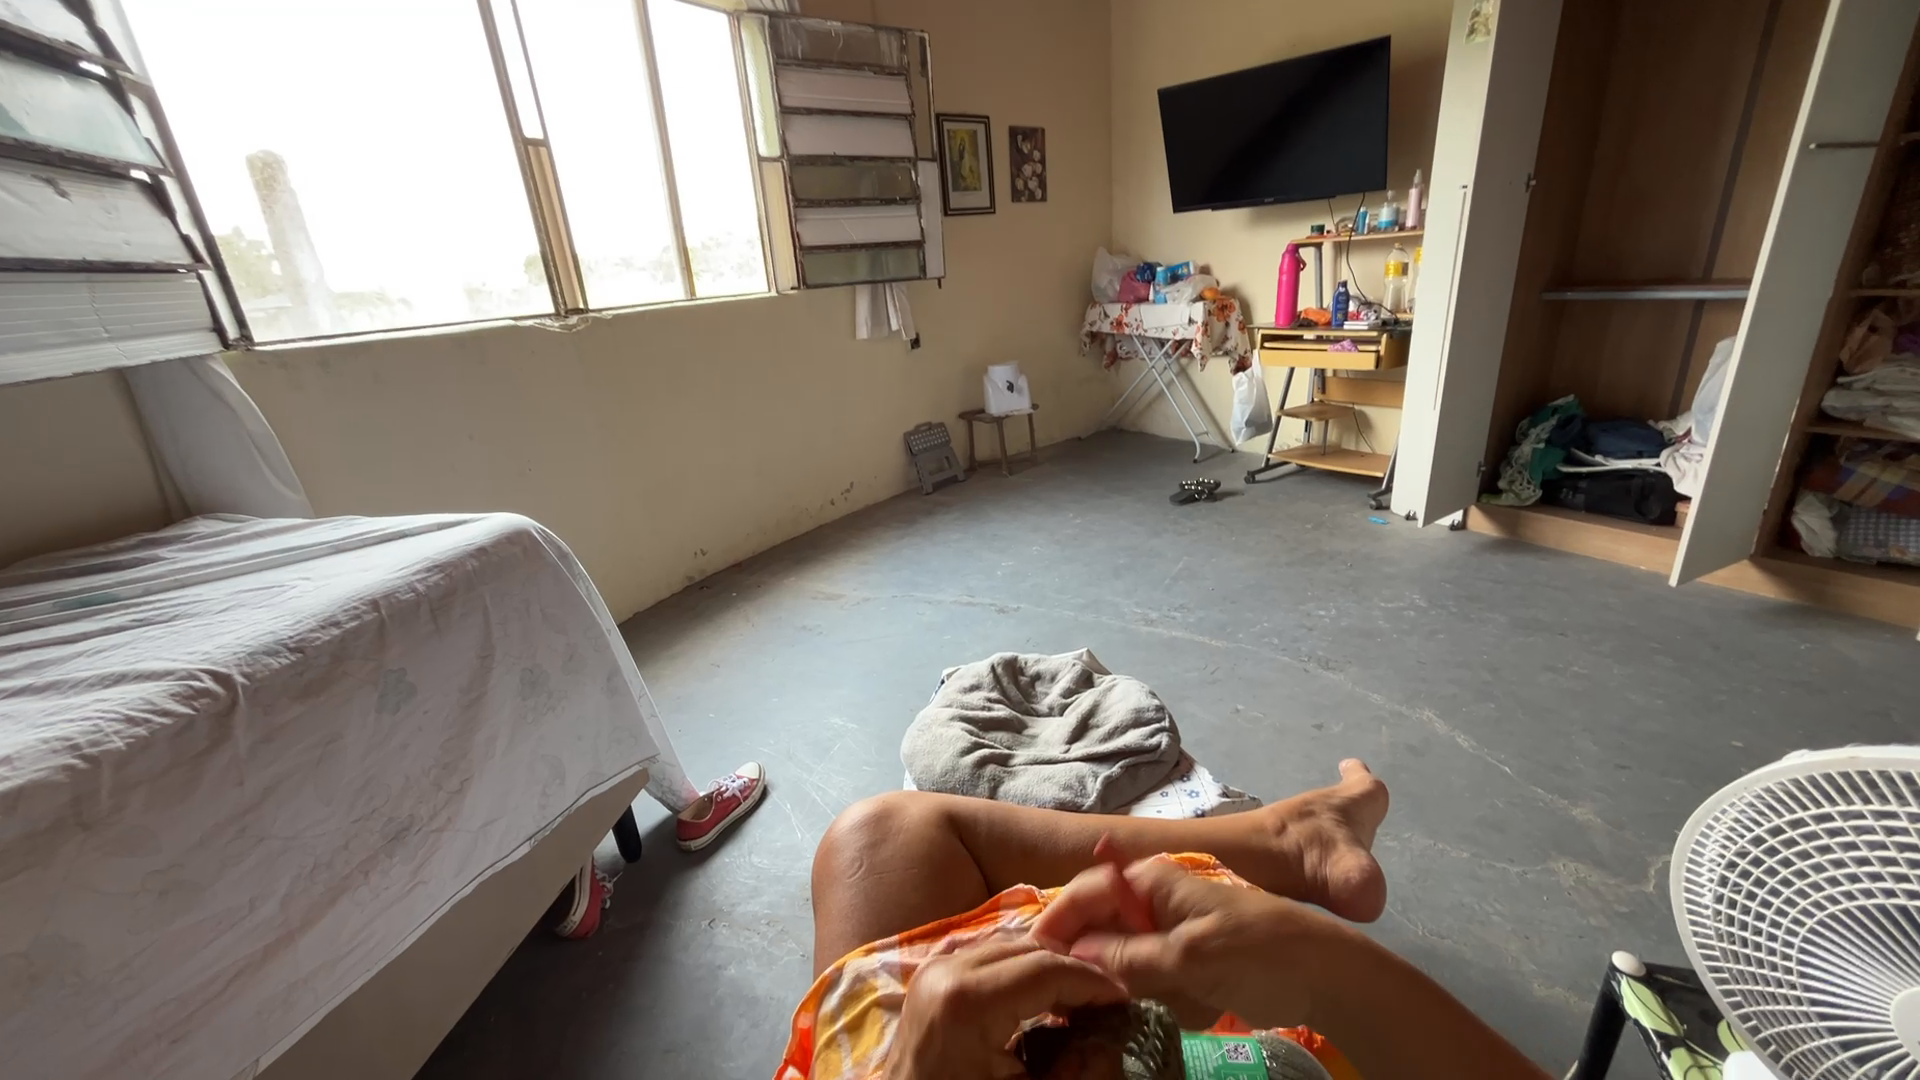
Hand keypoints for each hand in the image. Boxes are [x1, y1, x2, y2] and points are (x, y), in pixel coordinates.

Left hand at [884, 936, 1128, 1079]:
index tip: (1123, 1000)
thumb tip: (1110, 1037)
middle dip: (1071, 972)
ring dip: (1045, 967)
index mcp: (968, 1001)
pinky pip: (986, 953)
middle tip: (1104, 1002)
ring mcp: (934, 966)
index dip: (1091, 982)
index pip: (1046, 969)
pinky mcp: (929, 972)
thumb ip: (1076, 1071)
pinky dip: (1017, 968)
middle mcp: (948, 969)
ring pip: (1008, 944)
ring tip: (1075, 1000)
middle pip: (1029, 948)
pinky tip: (1037, 996)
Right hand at [1029, 858, 1354, 1030]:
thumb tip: (1072, 956)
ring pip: (1117, 954)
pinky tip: (1152, 1006)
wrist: (1324, 975)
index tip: (1032, 953)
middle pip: (1097, 923)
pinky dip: (1144, 993)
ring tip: (1103, 1000)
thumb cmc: (1257, 950)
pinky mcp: (1180, 961)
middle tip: (1057, 988)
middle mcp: (1152, 899)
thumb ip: (1130, 957)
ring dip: (1113, 978)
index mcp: (1151, 879)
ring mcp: (1166, 930)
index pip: (1088, 891)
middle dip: (1083, 954)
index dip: (1058, 919)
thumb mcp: (1190, 956)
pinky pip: (1144, 976)